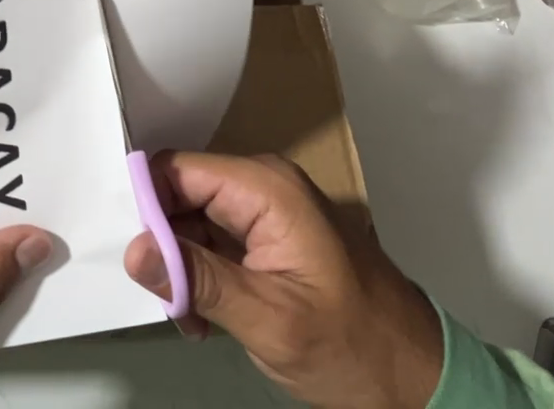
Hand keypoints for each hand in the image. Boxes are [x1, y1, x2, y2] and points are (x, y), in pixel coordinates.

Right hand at [124, 152, 443, 408]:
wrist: (418, 383)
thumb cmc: (354, 348)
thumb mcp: (269, 318)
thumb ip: (198, 279)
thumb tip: (135, 251)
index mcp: (265, 188)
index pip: (176, 170)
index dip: (148, 209)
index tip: (140, 260)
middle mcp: (261, 186)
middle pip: (180, 194)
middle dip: (165, 246)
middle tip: (172, 302)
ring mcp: (265, 210)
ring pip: (191, 220)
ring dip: (183, 268)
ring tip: (193, 319)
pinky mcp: (266, 236)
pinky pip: (212, 239)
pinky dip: (201, 275)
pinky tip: (208, 316)